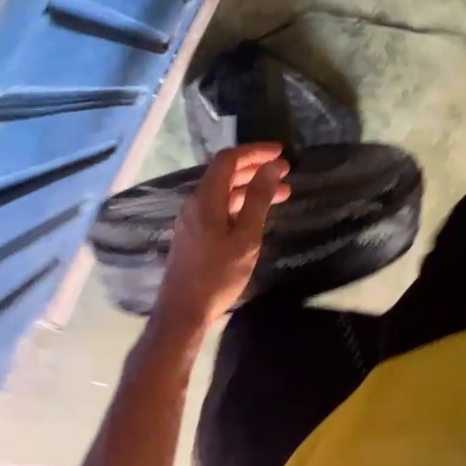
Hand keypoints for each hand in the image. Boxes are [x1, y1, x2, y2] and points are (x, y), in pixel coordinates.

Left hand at [154, 144, 290, 329]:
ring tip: (281, 194)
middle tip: (284, 171)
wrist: (182, 315)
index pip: (229, 159)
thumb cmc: (217, 275)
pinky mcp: (193, 235)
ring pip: (223, 192)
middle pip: (225, 173)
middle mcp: (195, 203)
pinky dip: (240, 203)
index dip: (255, 151)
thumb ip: (258, 199)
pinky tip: (257, 214)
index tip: (280, 153)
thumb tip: (273, 166)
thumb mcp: (245, 237)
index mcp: (206, 198)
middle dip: (255, 168)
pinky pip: (219, 207)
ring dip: (250, 188)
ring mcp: (192, 220)